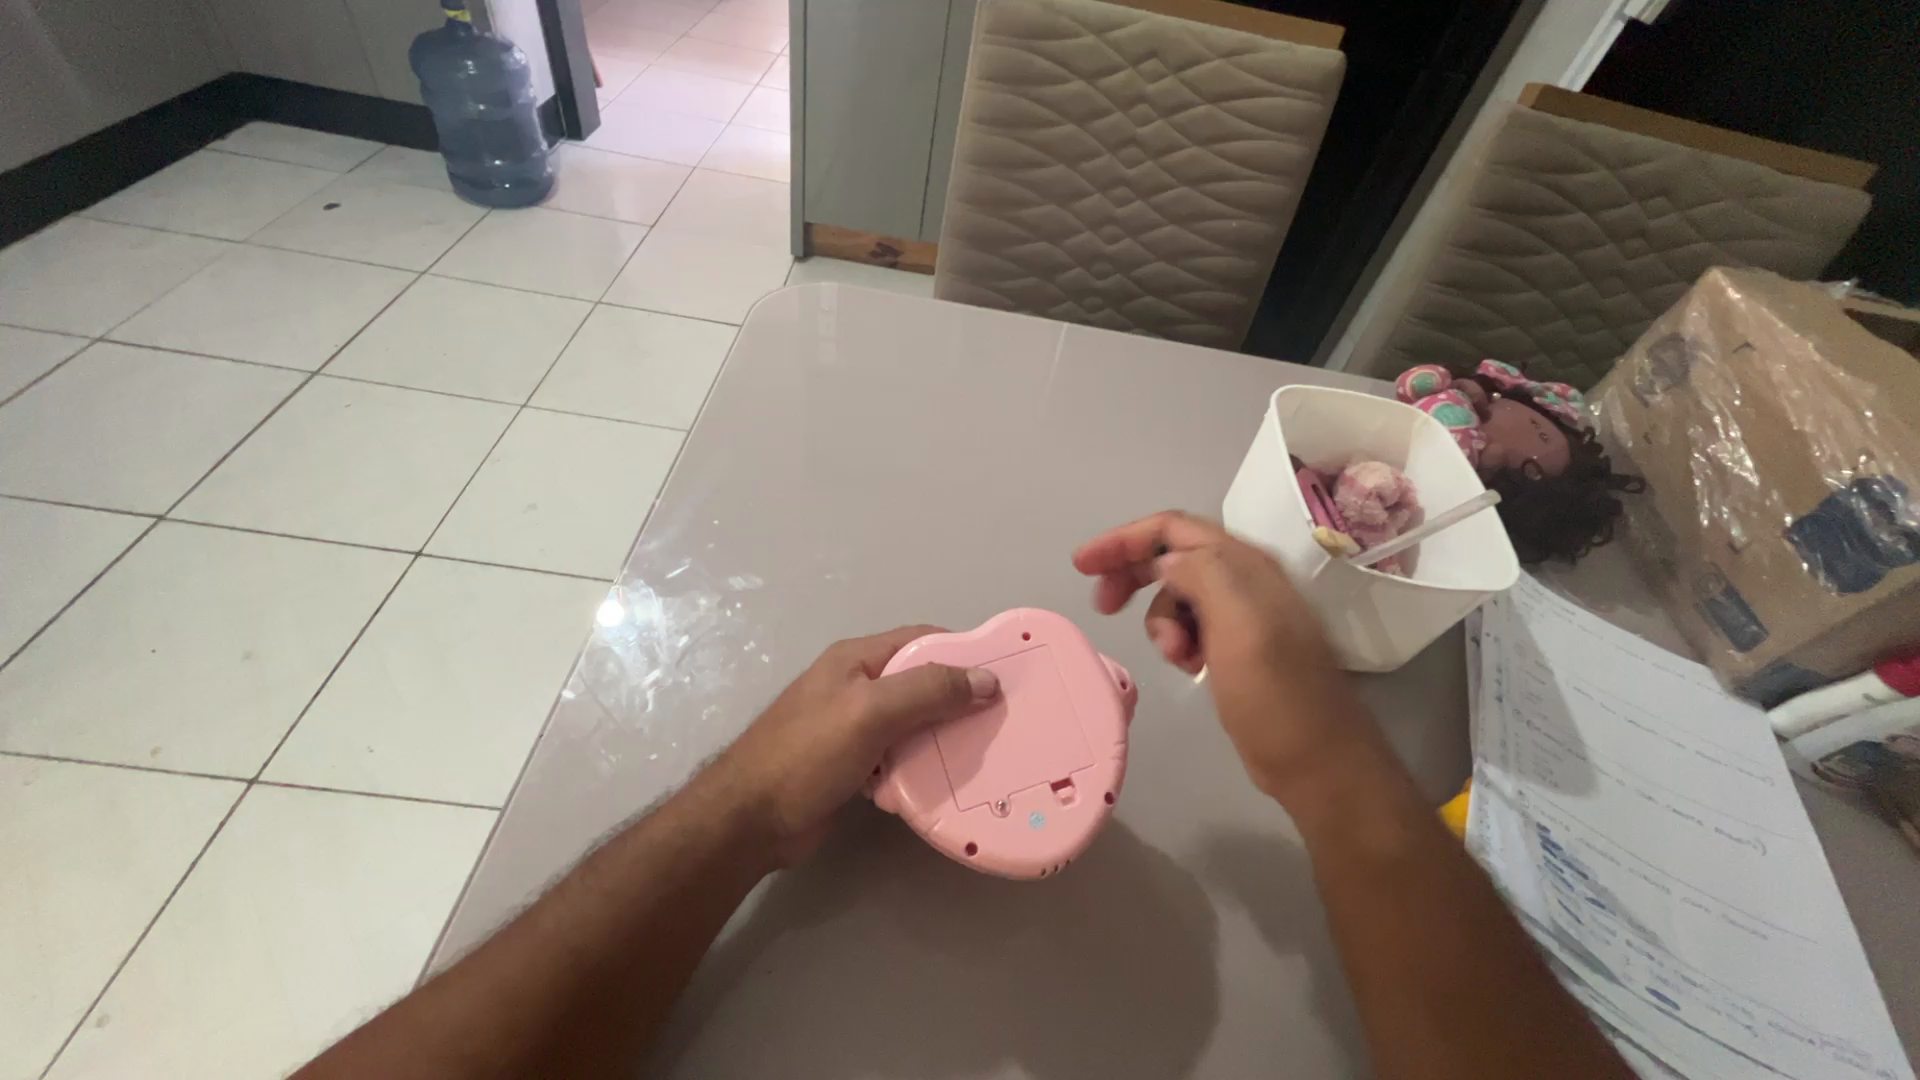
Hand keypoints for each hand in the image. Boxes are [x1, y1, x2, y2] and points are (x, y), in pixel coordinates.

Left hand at [712, 626, 998, 865]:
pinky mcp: (853, 764)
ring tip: (981, 753)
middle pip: (919, 682)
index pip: (920, 639)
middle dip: (957, 698)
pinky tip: (942, 782)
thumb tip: (987, 680)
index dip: (961, 650)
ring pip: (912, 722)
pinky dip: (919, 765)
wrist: (751, 821)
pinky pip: (898, 756)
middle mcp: (856, 686)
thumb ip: (927, 690)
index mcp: (857, 659)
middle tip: (1000, 720)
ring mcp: (852, 726)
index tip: (1002, 673)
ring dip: (941, 736)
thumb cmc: (807, 754)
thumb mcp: (870, 712)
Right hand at [1072, 512, 1373, 801]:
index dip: (1123, 539)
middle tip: (1102, 606)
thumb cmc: (1277, 698)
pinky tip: (1186, 665)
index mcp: (1246, 565)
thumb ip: (1203, 576)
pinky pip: (1189, 624)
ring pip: (1176, 593)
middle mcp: (1244, 578)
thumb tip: (1166, 562)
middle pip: (1171, 554)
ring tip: (1173, 656)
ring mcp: (1242, 612)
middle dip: (1131, 574)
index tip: (1083, 565)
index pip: (1173, 528)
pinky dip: (1175, 639)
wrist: (1318, 763)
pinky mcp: (1236, 644)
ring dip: (1160, 620)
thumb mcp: (1241, 627)